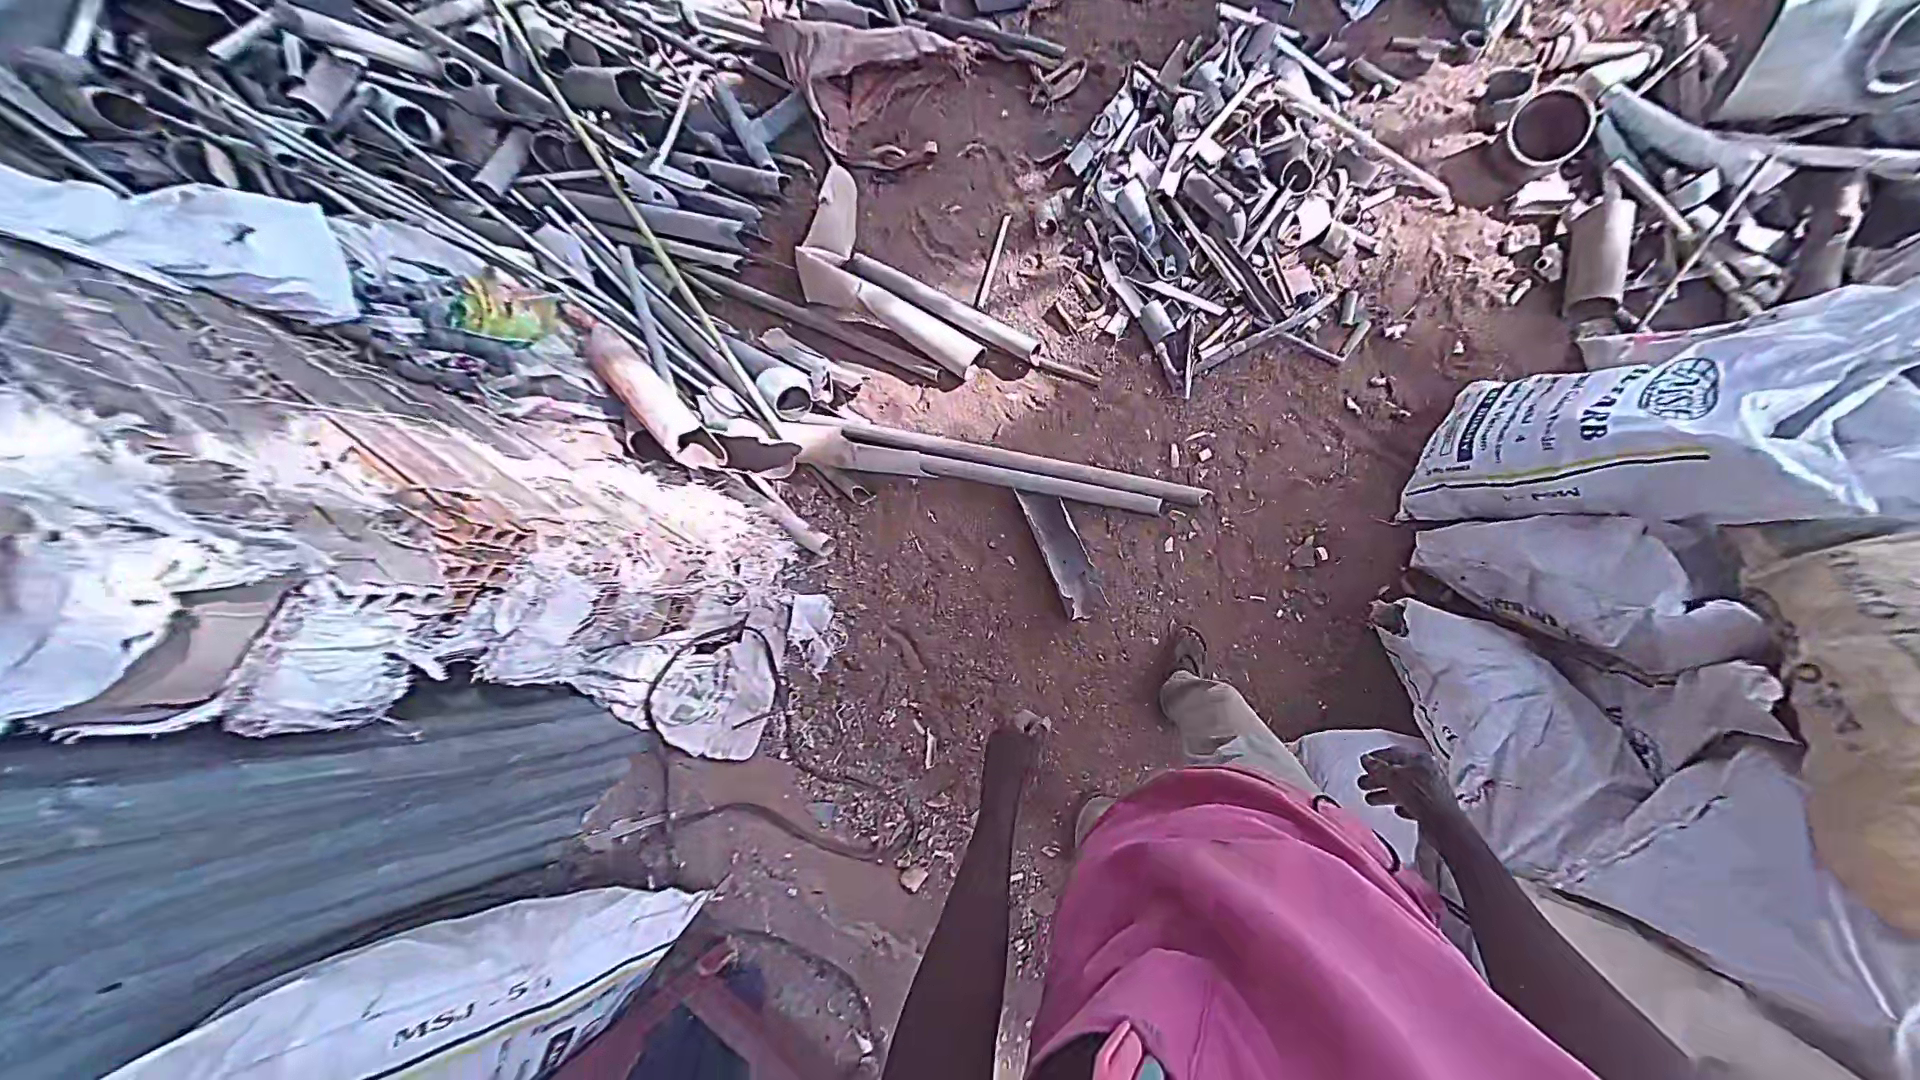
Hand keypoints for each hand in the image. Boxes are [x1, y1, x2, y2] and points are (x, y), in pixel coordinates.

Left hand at [981, 710, 1045, 807]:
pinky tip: (1020, 766)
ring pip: (1012, 737)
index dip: (1038, 723)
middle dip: (1029, 732)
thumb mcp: (1035, 748)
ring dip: (1022, 743)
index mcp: (1009, 725)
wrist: (1002, 794)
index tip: (1046, 735)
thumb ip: (1040, 731)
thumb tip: (1045, 721)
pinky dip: (1015, 752)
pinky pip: (1006, 748)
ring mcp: (993, 744)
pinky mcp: (991, 757)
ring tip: (1032, 759)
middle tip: (1040, 747)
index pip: (1025, 715)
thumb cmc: (1020, 769)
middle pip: (1017, 725)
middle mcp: (998, 731)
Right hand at [1358, 745, 1461, 826]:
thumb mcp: (1391, 777)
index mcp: (1420, 759)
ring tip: (1370, 799)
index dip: (1376, 757)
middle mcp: (1429, 771)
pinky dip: (1403, 804)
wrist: (1443, 824)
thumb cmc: (1418, 794)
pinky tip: (1396, 809)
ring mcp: (1433, 790)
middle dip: (1378, 779)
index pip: (1393, 753)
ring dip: (1386, 793)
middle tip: (1363, 783)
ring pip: (1404, 788)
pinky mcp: (1435, 807)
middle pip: (1397, 772)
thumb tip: (1366, 759)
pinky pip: (1414, 803)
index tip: (1364, 762)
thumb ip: (1377, 767)